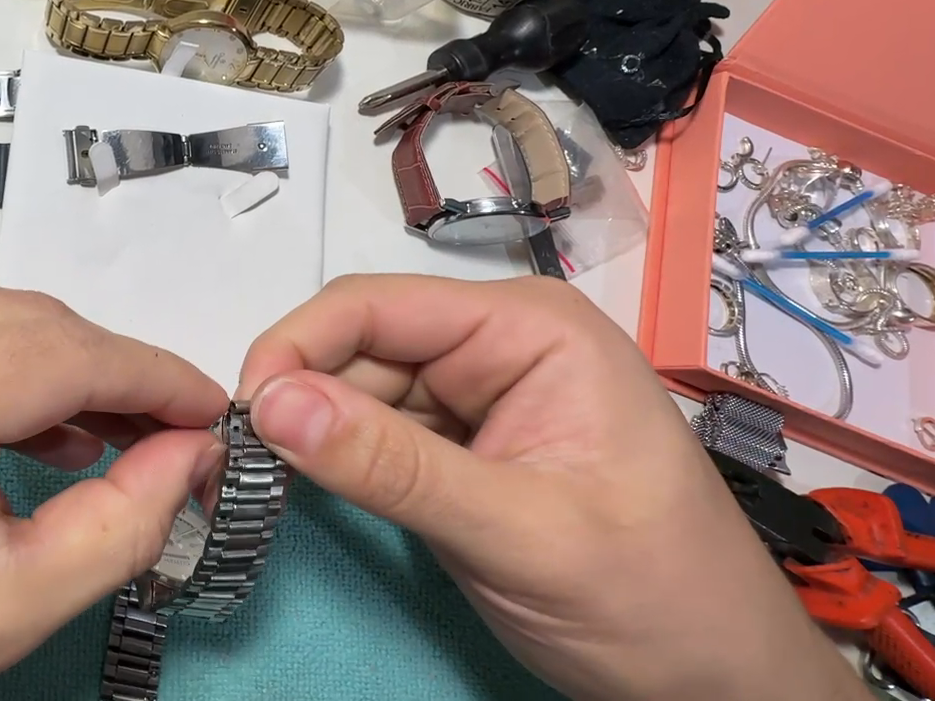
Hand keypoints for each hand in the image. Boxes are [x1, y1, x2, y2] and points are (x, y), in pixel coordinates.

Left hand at [0, 276, 229, 700]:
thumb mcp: (2, 607)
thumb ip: (121, 524)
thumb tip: (191, 449)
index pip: (53, 355)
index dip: (147, 375)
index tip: (206, 408)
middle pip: (26, 322)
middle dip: (108, 373)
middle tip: (164, 431)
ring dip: (56, 365)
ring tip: (105, 432)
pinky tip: (31, 415)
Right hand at [238, 275, 864, 700]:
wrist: (722, 698)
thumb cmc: (656, 605)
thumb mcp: (521, 535)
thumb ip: (390, 466)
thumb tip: (268, 404)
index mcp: (524, 328)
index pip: (373, 306)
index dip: (297, 346)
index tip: (245, 412)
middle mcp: (488, 340)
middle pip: (353, 342)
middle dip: (299, 395)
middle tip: (249, 458)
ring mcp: (466, 388)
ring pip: (348, 384)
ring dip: (307, 427)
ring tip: (272, 477)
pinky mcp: (447, 435)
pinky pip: (364, 424)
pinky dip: (329, 451)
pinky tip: (311, 479)